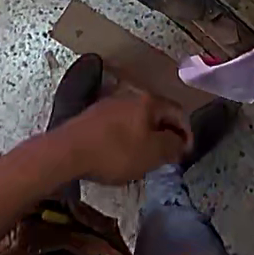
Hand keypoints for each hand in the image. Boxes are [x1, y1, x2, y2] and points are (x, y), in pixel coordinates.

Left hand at [55, 80, 192, 185]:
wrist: (67, 152)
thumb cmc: (115, 152)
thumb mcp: (152, 154)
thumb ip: (173, 146)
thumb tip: (181, 141)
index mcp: (149, 101)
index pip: (178, 112)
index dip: (186, 133)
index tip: (185, 153)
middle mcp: (130, 95)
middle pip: (156, 114)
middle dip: (165, 135)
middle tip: (166, 157)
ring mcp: (109, 104)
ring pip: (136, 119)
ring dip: (145, 137)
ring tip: (144, 159)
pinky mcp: (92, 116)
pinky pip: (118, 125)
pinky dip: (126, 138)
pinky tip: (120, 155)